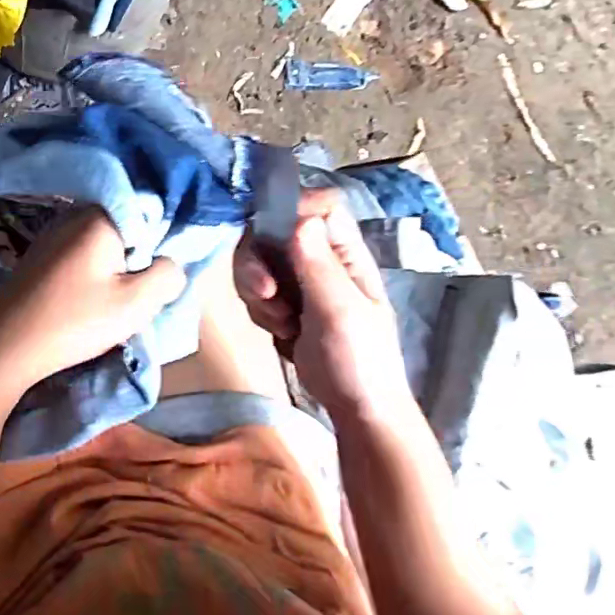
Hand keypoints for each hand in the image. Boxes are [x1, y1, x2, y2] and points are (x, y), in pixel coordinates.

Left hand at [0, 208, 186, 398]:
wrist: (5, 346)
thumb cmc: (74, 322)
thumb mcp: (136, 304)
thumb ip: (168, 275)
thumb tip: (172, 263)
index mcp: (102, 217)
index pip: (152, 209)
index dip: (164, 239)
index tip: (162, 271)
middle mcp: (76, 213)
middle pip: (127, 225)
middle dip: (139, 254)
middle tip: (140, 290)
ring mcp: (54, 231)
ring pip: (105, 240)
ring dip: (116, 265)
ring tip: (114, 298)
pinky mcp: (41, 252)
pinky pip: (82, 250)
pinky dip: (94, 269)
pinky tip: (88, 298)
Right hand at [236, 192, 414, 419]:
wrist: (356, 409)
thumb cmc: (360, 361)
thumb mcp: (341, 313)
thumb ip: (319, 266)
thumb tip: (300, 218)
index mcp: (347, 253)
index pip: (320, 206)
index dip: (292, 210)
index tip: (272, 237)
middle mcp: (321, 259)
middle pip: (273, 231)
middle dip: (259, 262)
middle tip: (267, 295)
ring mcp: (300, 281)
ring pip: (257, 261)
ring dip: (257, 291)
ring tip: (281, 323)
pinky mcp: (283, 303)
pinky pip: (254, 290)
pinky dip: (258, 310)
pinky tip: (280, 331)